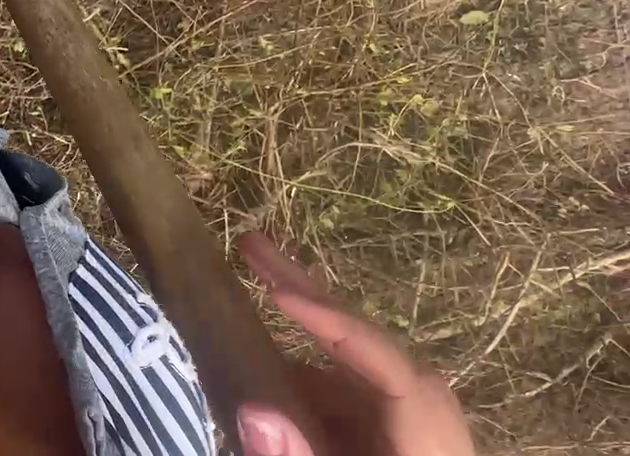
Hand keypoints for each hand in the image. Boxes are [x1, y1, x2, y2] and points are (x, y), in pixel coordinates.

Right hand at [236, 233, 476, 455]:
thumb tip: (252, 408)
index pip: (407, 384)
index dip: (346, 331)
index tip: (274, 292)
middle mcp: (428, 449)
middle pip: (390, 364)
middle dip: (319, 301)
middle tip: (251, 246)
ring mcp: (403, 448)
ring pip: (362, 377)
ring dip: (304, 324)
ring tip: (251, 273)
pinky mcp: (377, 452)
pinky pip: (343, 400)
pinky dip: (298, 366)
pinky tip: (253, 352)